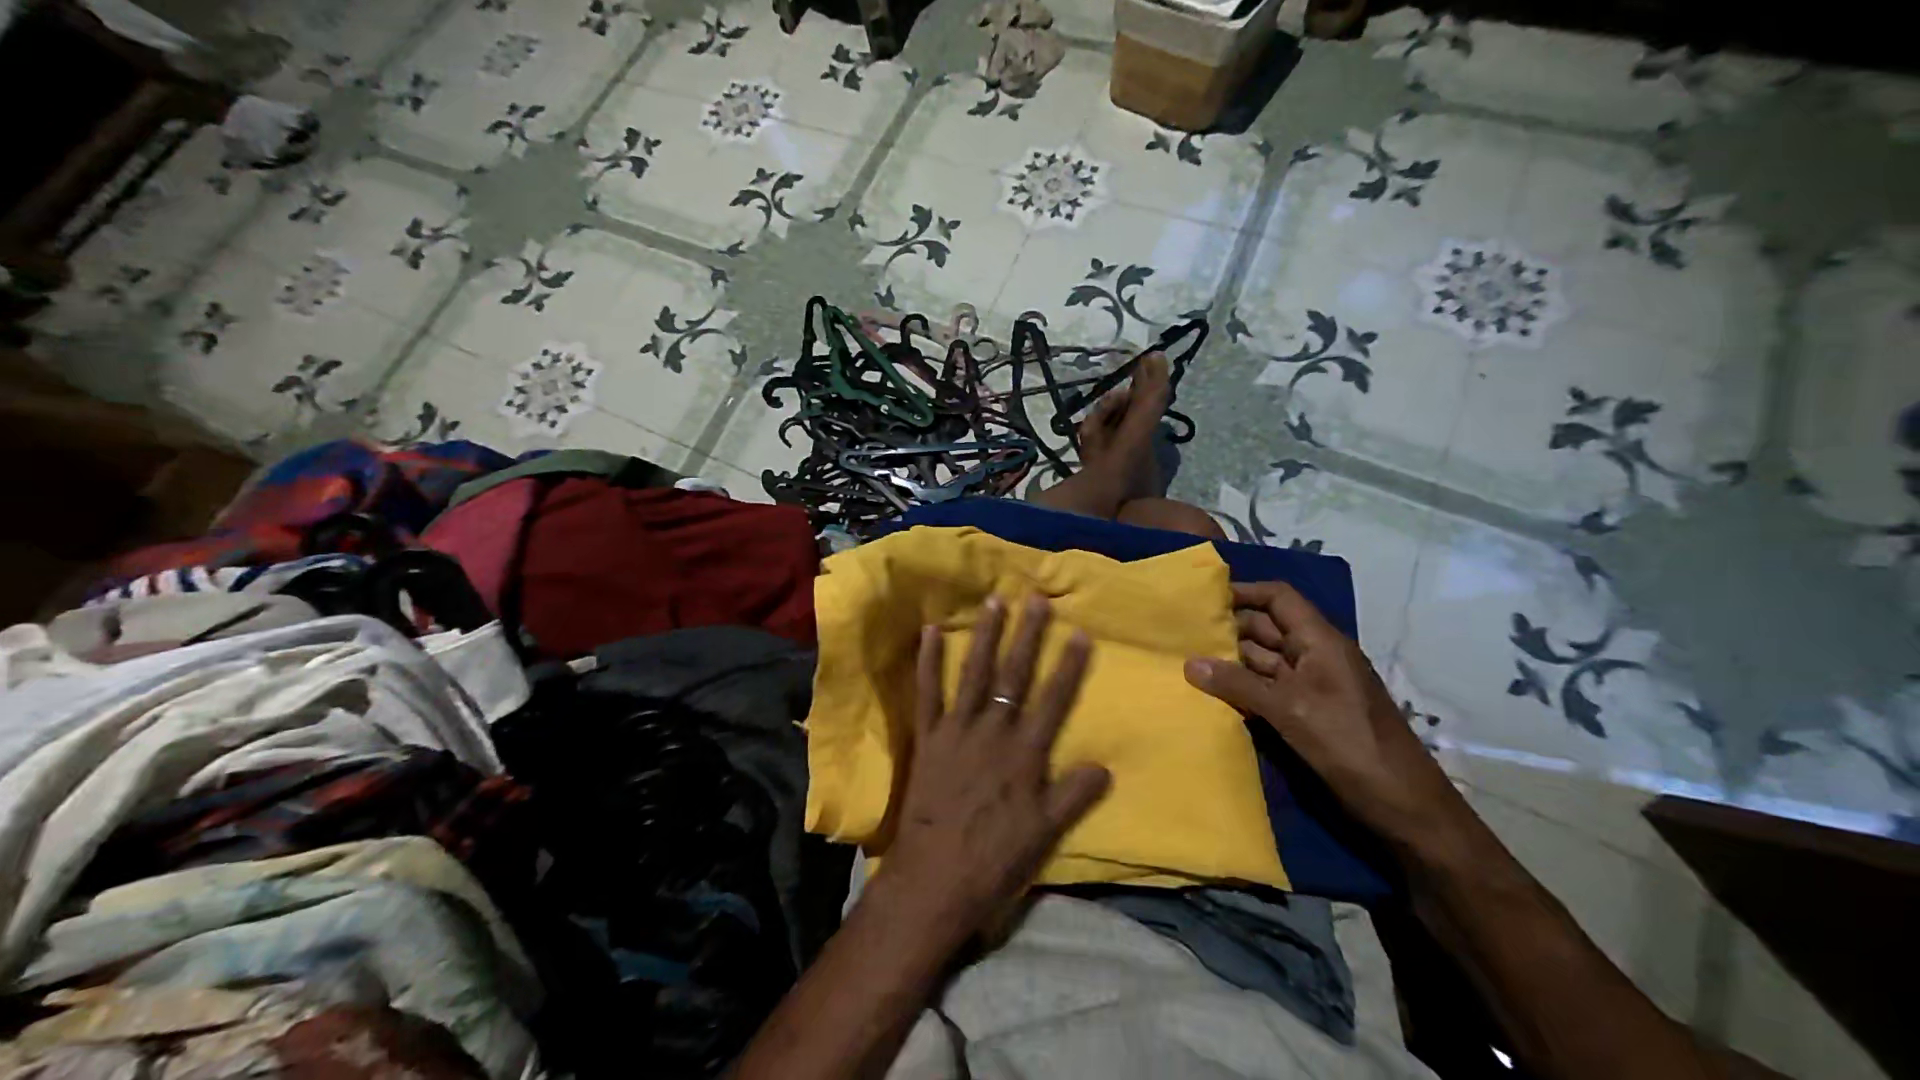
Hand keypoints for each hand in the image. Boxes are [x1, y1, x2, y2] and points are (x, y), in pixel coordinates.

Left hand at [881, 595, 1110, 934]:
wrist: (934, 879)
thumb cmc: (995, 859)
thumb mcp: (1044, 834)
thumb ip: (1073, 796)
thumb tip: (1105, 765)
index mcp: (1024, 754)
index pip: (1053, 701)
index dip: (1069, 667)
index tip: (1080, 633)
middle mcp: (992, 733)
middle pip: (1014, 676)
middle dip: (1028, 636)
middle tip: (1036, 599)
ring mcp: (956, 731)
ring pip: (973, 674)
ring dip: (984, 636)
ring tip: (993, 602)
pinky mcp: (927, 738)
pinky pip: (927, 693)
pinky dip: (928, 662)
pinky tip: (930, 632)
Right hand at [1183, 582, 1465, 847]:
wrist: (1401, 804)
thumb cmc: (1349, 743)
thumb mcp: (1290, 709)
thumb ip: (1239, 683)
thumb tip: (1190, 664)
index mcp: (1320, 641)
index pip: (1279, 598)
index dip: (1244, 592)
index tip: (1203, 601)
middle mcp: (1315, 656)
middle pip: (1267, 628)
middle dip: (1228, 628)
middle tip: (1182, 634)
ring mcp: (1311, 686)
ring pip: (1263, 661)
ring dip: (1230, 660)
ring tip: (1186, 661)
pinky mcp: (1306, 714)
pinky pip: (1267, 690)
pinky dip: (1242, 688)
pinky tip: (1212, 694)